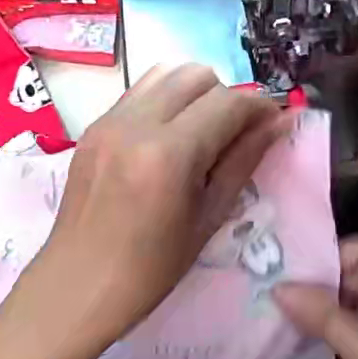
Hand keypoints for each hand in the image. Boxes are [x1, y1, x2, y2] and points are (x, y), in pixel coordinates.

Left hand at [26, 64, 285, 350]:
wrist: (78, 285)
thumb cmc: (151, 269)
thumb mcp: (208, 218)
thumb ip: (243, 161)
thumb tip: (279, 122)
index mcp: (168, 153)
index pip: (227, 101)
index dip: (259, 106)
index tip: (274, 122)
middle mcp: (135, 123)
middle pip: (196, 75)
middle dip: (226, 96)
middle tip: (235, 134)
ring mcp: (108, 121)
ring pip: (164, 73)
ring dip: (193, 93)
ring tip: (201, 133)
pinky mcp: (92, 128)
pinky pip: (138, 93)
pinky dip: (163, 101)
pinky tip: (168, 139)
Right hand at [274, 238, 357, 358]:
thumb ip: (324, 319)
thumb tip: (279, 288)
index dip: (323, 257)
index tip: (282, 268)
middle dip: (319, 282)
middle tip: (273, 288)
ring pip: (357, 298)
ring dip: (325, 305)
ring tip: (281, 307)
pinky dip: (337, 324)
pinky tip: (305, 330)